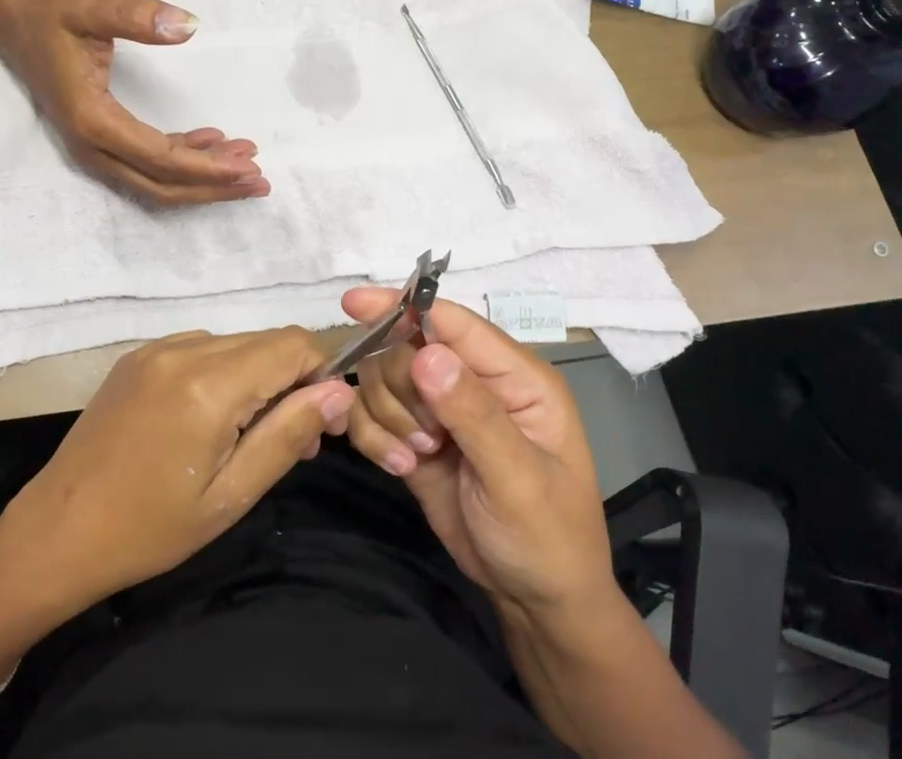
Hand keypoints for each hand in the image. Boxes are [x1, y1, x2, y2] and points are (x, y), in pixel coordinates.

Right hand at [0, 0, 270, 204]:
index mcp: (92, 119)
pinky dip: (181, 164)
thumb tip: (189, 26)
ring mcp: (92, 150)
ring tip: (245, 162)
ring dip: (200, 180)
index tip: (248, 163)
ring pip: (153, 184)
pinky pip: (144, 168)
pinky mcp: (98, 143)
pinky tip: (211, 142)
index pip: (159, 158)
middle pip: (160, 186)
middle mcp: (91, 147)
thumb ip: (136, 15)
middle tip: (259, 179)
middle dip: (212, 187)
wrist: (15, 21)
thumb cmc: (54, 13)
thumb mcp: (92, 5)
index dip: (206, 167)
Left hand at [5, 328, 353, 603]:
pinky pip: (196, 350)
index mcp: (208, 383)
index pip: (294, 344)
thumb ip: (287, 435)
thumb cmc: (150, 527)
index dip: (321, 378)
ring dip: (254, 380)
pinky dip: (218, 376)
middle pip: (264, 340)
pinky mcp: (131, 361)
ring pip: (232, 344)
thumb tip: (338, 391)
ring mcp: (151, 351)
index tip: (319, 429)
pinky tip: (205, 423)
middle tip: (289, 445)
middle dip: (290, 382)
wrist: (59, 530)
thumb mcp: (231, 494)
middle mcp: (180, 351)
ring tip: (244, 440)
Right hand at [338, 292, 614, 613]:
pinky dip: (372, 439)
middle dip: (398, 393)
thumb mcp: (518, 477)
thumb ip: (473, 414)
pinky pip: (368, 416)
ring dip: (384, 420)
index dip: (403, 307)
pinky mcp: (409, 437)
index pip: (452, 324)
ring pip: (378, 382)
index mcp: (515, 378)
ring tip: (416, 458)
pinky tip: (399, 468)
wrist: (533, 597)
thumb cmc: (547, 535)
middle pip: (402, 351)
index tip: (354, 303)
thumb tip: (425, 355)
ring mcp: (438, 410)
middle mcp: (472, 383)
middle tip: (424, 438)